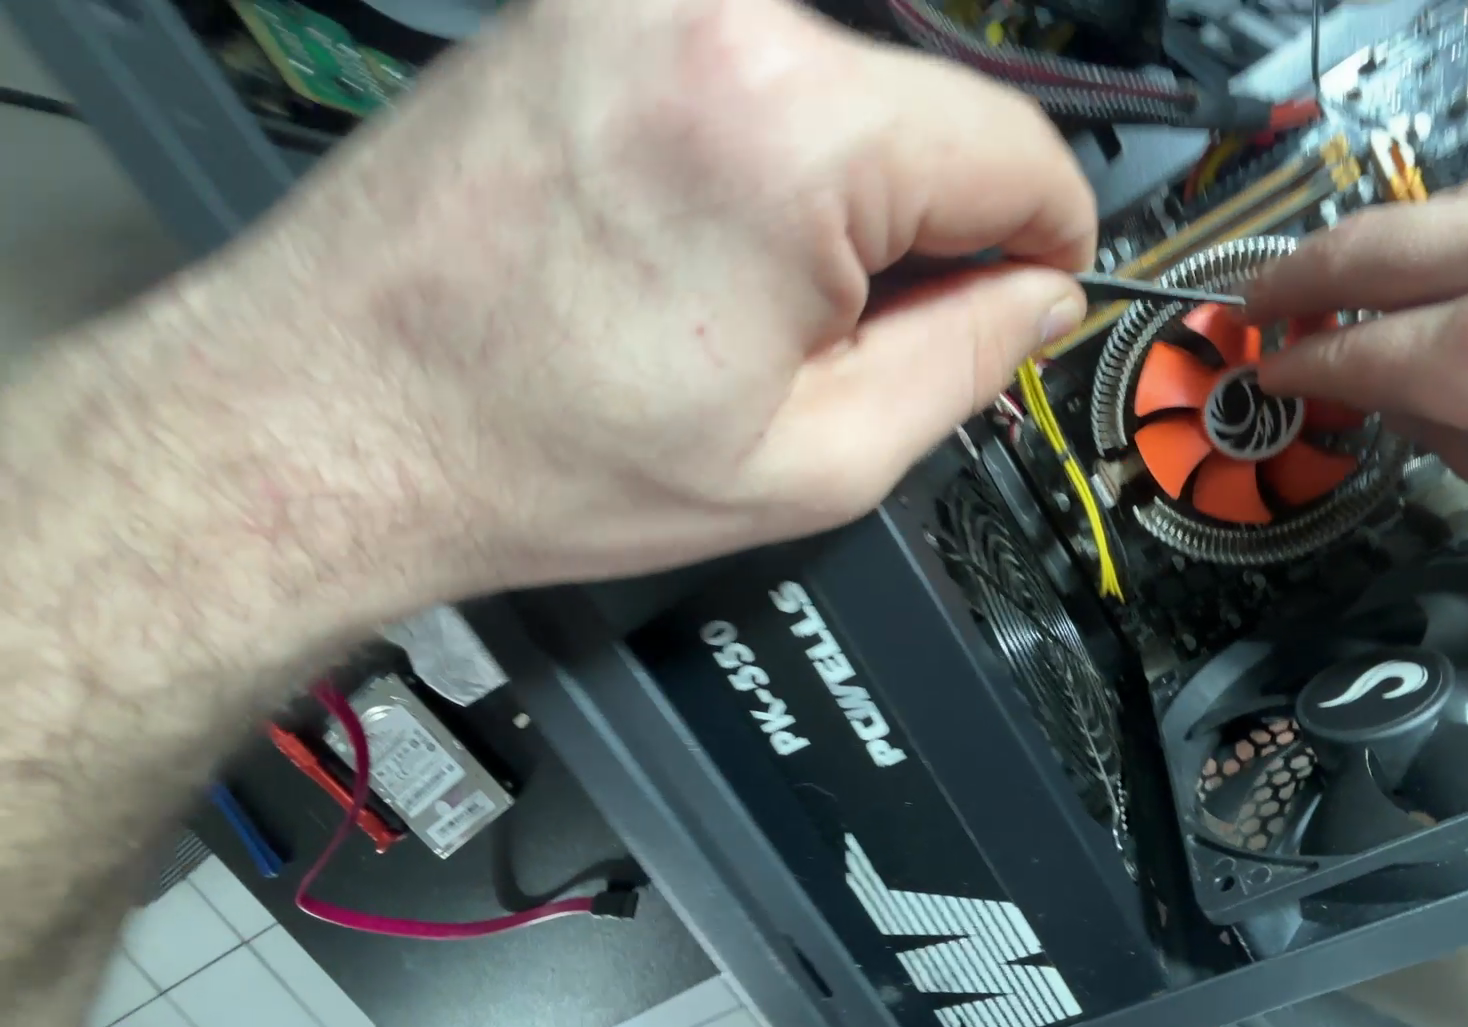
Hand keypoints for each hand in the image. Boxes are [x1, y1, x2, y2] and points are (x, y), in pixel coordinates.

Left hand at [197, 0, 1092, 593]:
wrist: (337, 424)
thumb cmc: (553, 458)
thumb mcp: (818, 459)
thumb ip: (966, 366)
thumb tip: (1039, 299)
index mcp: (788, 135)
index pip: (1018, 154)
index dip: (1048, 240)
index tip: (1028, 299)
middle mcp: (716, 24)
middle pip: (938, 121)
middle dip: (943, 237)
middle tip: (878, 342)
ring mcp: (643, 4)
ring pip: (857, 106)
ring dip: (859, 212)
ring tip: (776, 316)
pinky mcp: (597, 19)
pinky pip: (767, 91)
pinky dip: (788, 175)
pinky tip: (723, 263)